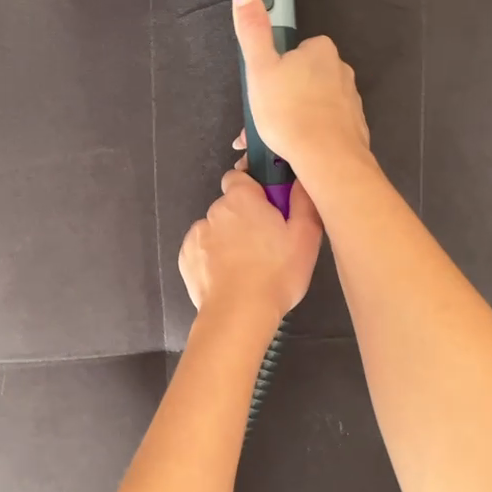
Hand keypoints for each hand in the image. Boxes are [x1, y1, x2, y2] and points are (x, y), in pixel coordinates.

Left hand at [179, 167, 322, 320]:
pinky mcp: (185, 258)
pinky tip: (229, 276)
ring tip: (247, 266)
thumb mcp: (305, 237)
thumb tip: (300, 180)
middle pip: (230, 206)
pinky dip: (213, 258)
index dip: (254, 189)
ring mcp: (196, 235)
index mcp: (242, 199)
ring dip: (228, 239)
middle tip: (266, 243)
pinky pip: (202, 250)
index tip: (268, 206)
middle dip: (245, 218)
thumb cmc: (276, 274)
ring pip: (216, 230)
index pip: (240, 177)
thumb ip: (303, 202)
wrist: (238, 315)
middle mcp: (214, 211)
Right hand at [231, 0, 371, 181]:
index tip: (263, 94)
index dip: (272, 75)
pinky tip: (295, 150)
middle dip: (280, 102)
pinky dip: (308, 136)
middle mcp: (340, 70)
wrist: (326, 159)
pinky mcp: (353, 127)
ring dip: (290, 121)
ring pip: (311, 106)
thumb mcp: (259, 68)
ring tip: (274, 142)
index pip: (290, 54)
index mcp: (320, 50)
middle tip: (263, 124)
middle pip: (301, 81)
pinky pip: (324, 126)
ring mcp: (349, 100)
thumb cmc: (289, 113)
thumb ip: (251, 27)